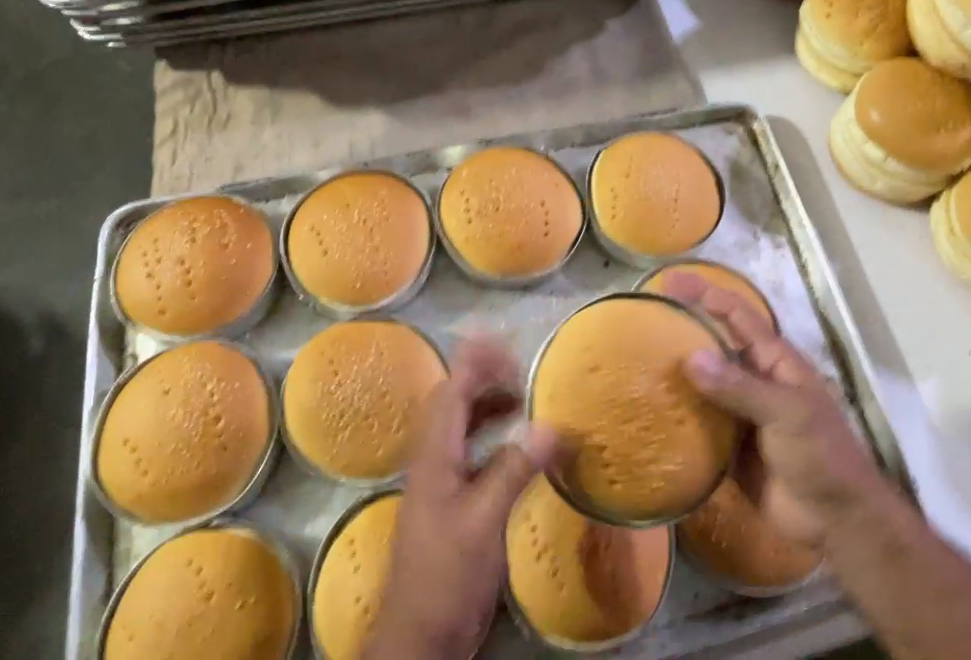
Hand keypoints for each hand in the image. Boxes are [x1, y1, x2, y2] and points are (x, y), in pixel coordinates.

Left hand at [364, 340, 559, 659]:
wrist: (420, 634)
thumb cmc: (447, 573)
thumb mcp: (484, 521)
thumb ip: (515, 470)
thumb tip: (550, 423)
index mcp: (434, 457)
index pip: (452, 394)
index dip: (475, 363)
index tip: (502, 339)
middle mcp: (433, 462)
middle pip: (454, 406)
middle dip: (484, 379)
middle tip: (521, 367)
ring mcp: (441, 485)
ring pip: (463, 431)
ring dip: (490, 409)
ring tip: (525, 399)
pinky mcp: (453, 507)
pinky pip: (473, 456)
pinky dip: (495, 441)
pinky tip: (519, 449)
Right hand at [665, 273, 889, 548]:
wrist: (834, 520)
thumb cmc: (821, 455)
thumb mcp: (786, 413)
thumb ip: (740, 387)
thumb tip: (689, 358)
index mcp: (776, 363)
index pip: (738, 317)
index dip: (707, 295)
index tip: (671, 280)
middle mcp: (756, 382)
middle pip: (715, 348)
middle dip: (683, 332)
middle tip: (642, 322)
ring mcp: (741, 416)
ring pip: (702, 386)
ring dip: (674, 376)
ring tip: (632, 364)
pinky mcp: (728, 449)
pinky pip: (697, 426)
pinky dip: (675, 418)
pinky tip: (645, 413)